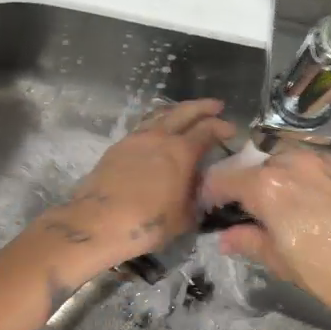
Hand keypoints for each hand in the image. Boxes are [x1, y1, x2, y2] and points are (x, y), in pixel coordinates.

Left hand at [27, 99, 235, 271]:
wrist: (98, 222)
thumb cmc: (147, 223)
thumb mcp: (184, 217)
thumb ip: (197, 199)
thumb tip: (203, 190)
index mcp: (181, 151)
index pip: (208, 130)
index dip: (222, 127)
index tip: (232, 129)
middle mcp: (160, 137)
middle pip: (185, 111)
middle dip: (203, 107)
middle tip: (216, 106)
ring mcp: (136, 138)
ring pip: (161, 114)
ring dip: (178, 110)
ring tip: (187, 112)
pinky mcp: (118, 146)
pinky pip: (144, 125)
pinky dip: (158, 121)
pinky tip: (159, 131)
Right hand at [201, 147, 330, 329]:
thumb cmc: (328, 273)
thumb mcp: (281, 261)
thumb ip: (249, 242)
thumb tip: (226, 237)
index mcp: (268, 185)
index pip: (226, 179)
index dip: (211, 193)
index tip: (209, 207)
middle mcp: (296, 163)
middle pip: (260, 164)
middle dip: (249, 183)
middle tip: (250, 211)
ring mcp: (329, 162)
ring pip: (293, 160)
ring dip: (282, 177)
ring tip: (286, 207)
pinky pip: (323, 168)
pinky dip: (313, 181)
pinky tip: (321, 207)